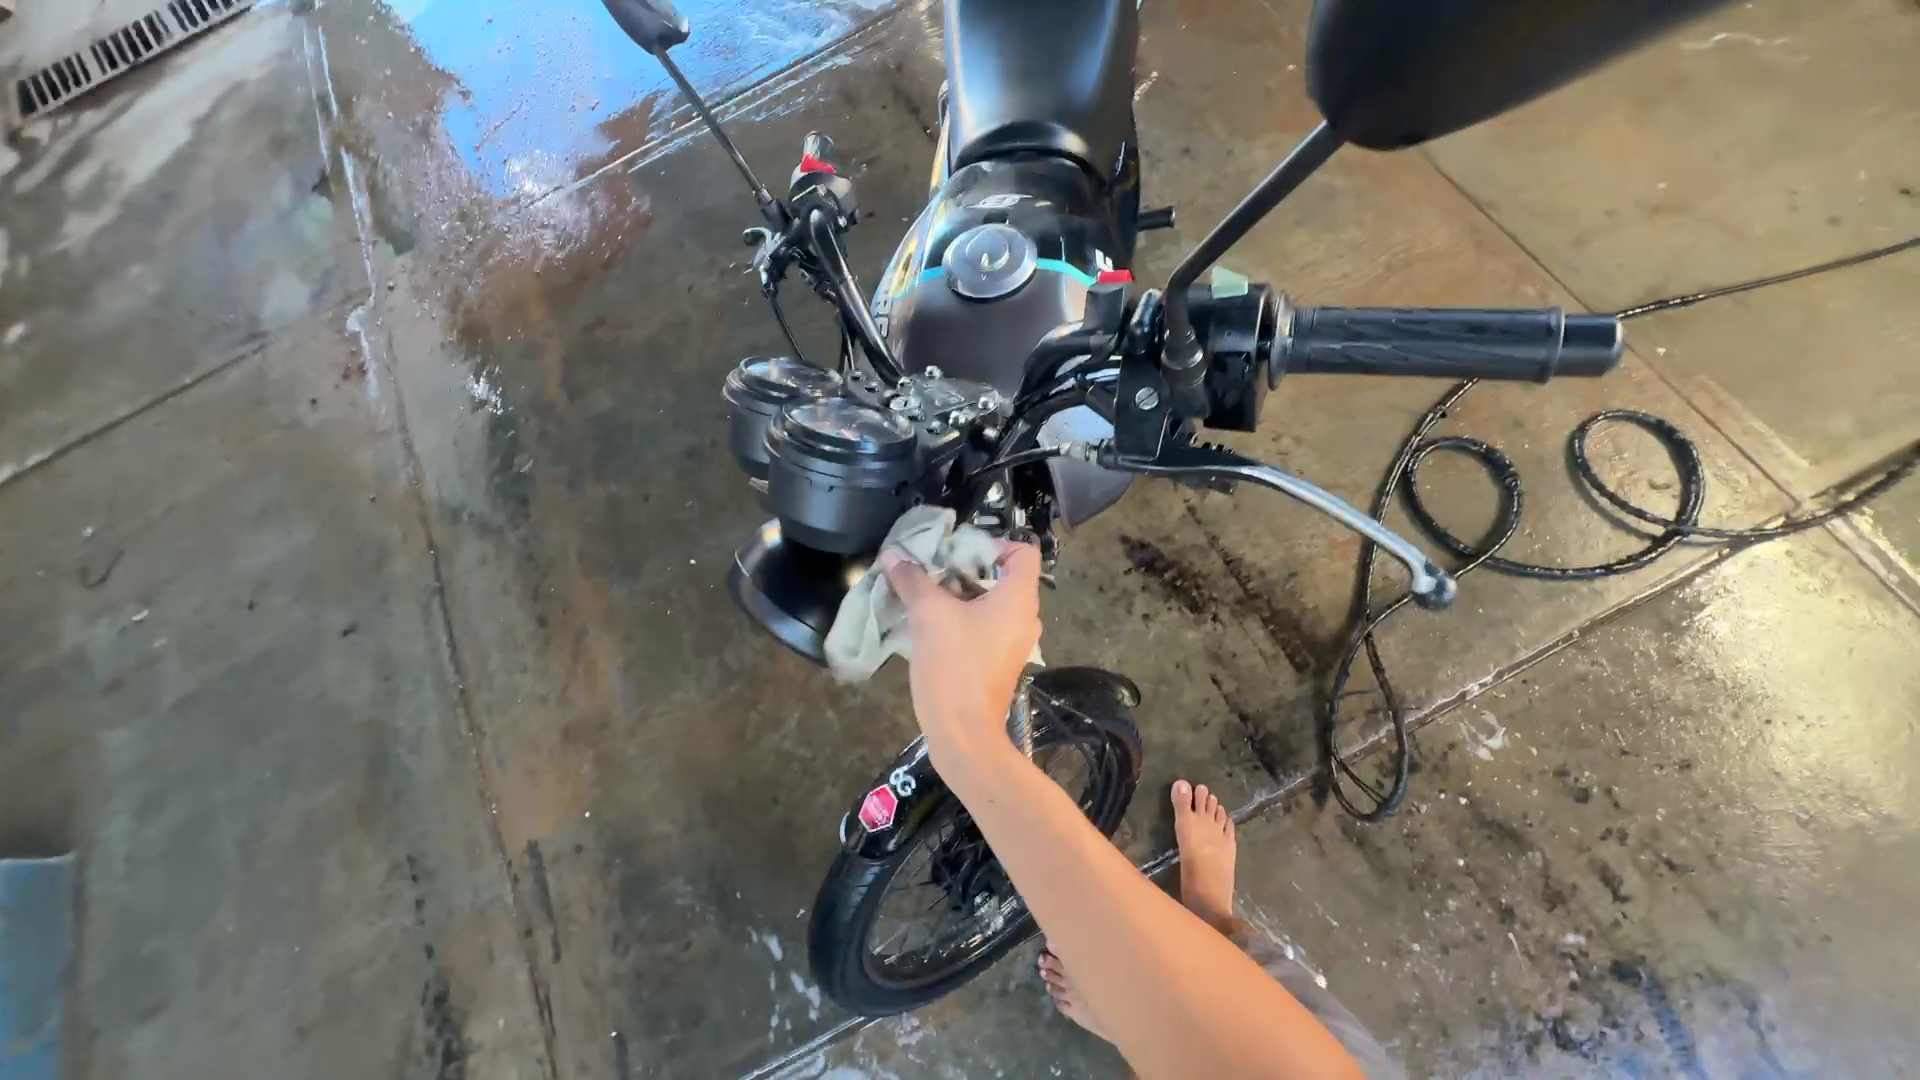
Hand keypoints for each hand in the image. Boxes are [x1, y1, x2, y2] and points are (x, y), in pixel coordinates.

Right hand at [880, 541, 1041, 761]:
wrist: (964, 734)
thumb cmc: (955, 668)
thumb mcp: (929, 616)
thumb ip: (912, 580)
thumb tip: (893, 554)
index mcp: (1019, 598)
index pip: (1023, 552)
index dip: (993, 544)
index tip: (958, 552)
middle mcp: (1024, 617)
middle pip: (1003, 575)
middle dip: (966, 568)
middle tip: (933, 570)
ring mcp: (1014, 642)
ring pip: (991, 602)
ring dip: (961, 594)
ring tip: (927, 594)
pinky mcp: (999, 661)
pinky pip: (986, 626)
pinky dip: (963, 618)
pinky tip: (931, 624)